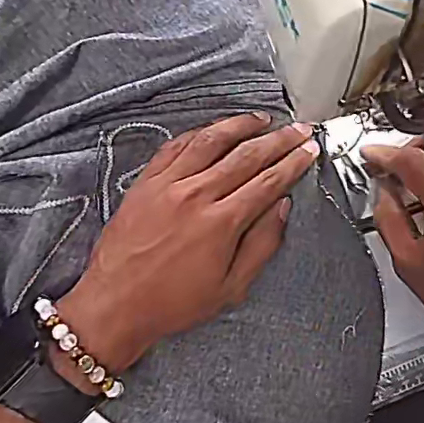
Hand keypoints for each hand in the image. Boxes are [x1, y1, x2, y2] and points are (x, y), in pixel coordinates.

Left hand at [55, 112, 317, 375]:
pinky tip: (213, 129)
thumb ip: (261, 245)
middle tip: (297, 129)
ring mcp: (168, 184)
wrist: (115, 303)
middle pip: (246, 155)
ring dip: (240, 125)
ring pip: (211, 141)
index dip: (293, 163)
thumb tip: (281, 208)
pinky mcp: (146, 182)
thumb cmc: (172, 303)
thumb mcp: (230, 287)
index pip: (268, 181)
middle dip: (278, 139)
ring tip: (262, 118)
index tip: (308, 150)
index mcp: (220, 223)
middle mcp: (196, 195)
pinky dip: (199, 133)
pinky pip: (176, 146)